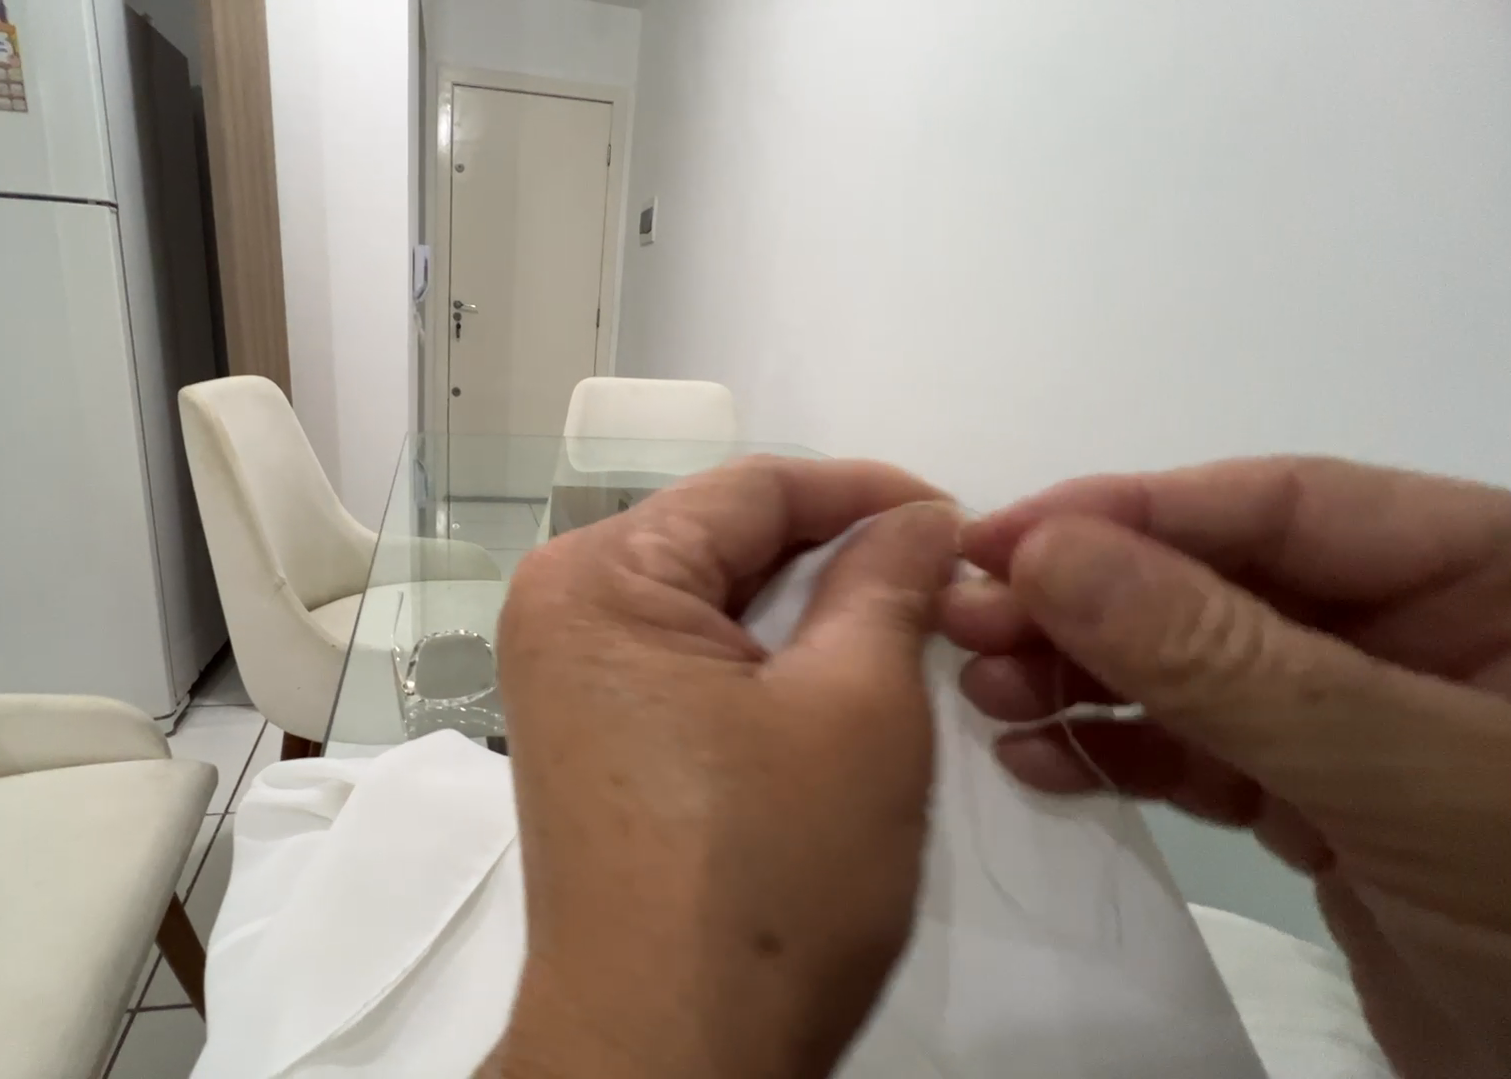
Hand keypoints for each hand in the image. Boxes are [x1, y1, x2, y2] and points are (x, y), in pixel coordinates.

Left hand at [482, 457, 959, 1078]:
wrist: (664, 1048)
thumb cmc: (764, 877)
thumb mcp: (854, 708)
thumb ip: (885, 584)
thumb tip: (918, 516)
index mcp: (597, 574)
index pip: (749, 488)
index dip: (861, 489)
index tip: (951, 513)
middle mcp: (559, 603)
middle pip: (720, 537)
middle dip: (832, 549)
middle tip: (937, 574)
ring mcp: (562, 664)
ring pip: (706, 594)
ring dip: (801, 603)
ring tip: (898, 618)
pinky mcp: (584, 718)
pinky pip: (681, 649)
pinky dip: (757, 650)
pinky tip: (822, 667)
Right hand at [942, 456, 1510, 1077]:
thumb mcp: (1406, 778)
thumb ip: (1217, 657)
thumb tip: (1044, 554)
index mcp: (1488, 578)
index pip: (1270, 505)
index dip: (1118, 512)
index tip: (989, 541)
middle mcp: (1409, 633)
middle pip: (1202, 583)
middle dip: (1074, 605)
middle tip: (961, 623)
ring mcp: (1347, 720)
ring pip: (1177, 666)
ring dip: (1070, 677)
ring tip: (986, 695)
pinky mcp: (1305, 798)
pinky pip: (1182, 750)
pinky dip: (1105, 752)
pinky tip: (1039, 761)